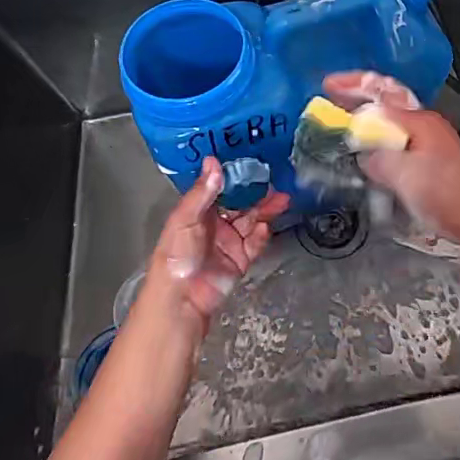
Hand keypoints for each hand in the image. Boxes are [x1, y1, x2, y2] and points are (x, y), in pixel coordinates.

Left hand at [131, 157, 288, 339]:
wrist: (182, 299)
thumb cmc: (177, 254)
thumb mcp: (185, 219)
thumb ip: (202, 192)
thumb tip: (213, 161)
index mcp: (199, 211)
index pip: (221, 189)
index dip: (237, 178)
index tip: (253, 164)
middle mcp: (215, 224)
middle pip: (241, 205)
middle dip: (257, 194)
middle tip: (275, 183)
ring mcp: (229, 242)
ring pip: (251, 221)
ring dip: (265, 210)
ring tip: (282, 200)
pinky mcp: (240, 260)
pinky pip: (255, 244)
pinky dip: (261, 235)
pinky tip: (265, 227)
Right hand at [322, 72, 459, 237]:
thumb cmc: (449, 197)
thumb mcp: (402, 176)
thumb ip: (376, 159)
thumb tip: (364, 155)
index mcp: (419, 121)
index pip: (380, 94)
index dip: (353, 87)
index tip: (331, 85)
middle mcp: (426, 126)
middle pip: (387, 103)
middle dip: (359, 99)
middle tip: (334, 99)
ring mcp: (430, 142)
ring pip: (392, 122)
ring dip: (368, 120)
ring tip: (346, 124)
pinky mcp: (432, 160)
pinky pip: (399, 141)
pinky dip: (380, 141)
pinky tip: (369, 153)